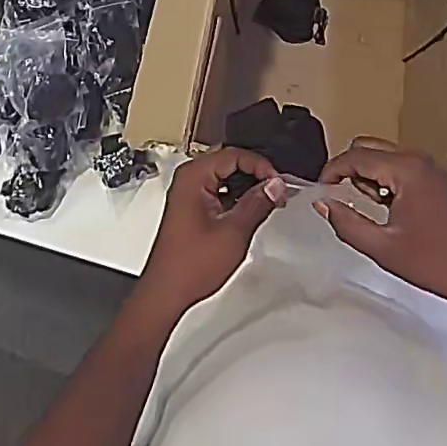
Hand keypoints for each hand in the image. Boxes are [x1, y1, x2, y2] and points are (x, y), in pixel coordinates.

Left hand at [134, 148, 286, 315]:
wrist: (168, 290)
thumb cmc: (191, 264)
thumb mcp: (234, 231)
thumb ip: (257, 203)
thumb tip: (275, 184)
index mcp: (194, 176)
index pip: (233, 155)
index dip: (260, 165)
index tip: (279, 181)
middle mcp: (188, 178)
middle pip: (228, 162)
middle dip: (255, 173)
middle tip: (277, 190)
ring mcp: (188, 191)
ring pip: (224, 176)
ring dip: (247, 185)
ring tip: (269, 200)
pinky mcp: (191, 205)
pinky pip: (218, 190)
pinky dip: (236, 196)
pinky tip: (251, 210)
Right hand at [317, 139, 446, 349]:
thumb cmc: (442, 266)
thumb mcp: (383, 248)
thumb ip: (345, 222)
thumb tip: (323, 204)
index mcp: (407, 170)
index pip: (355, 156)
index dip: (331, 171)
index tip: (321, 190)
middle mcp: (420, 161)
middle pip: (368, 148)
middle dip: (349, 169)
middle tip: (341, 197)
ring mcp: (432, 169)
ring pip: (384, 156)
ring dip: (368, 175)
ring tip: (370, 210)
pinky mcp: (440, 181)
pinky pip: (401, 167)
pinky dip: (386, 180)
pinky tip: (390, 210)